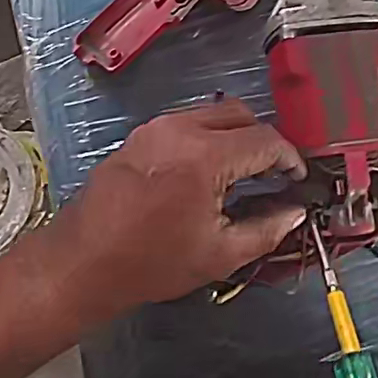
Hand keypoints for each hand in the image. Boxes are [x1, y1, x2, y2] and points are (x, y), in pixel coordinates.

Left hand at [44, 98, 306, 312]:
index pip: (265, 140)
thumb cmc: (150, 263)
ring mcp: (156, 128)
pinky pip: (187, 123)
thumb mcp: (219, 254)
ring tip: (242, 174)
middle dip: (264, 140)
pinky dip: (208, 137)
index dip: (290, 158)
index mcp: (204, 157)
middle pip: (241, 114)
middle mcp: (180, 130)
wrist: (81, 263)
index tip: (296, 177)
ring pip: (213, 114)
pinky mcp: (140, 135)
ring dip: (236, 135)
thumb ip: (267, 229)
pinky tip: (207, 172)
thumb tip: (294, 212)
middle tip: (272, 174)